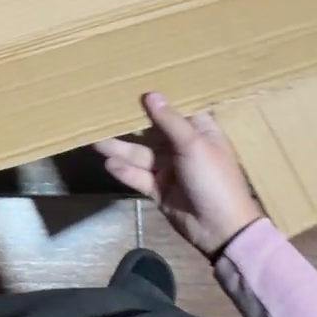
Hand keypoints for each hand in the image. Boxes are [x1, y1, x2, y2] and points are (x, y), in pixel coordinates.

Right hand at [94, 92, 264, 259]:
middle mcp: (182, 147)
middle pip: (151, 132)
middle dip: (129, 125)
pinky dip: (125, 171)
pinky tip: (108, 164)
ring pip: (140, 155)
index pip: (174, 110)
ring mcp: (169, 169)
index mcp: (198, 132)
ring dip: (120, 149)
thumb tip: (151, 94)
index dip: (156, 100)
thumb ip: (169, 121)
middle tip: (102, 114)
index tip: (132, 86)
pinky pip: (139, 176)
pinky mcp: (159, 189)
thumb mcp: (193, 145)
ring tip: (95, 141)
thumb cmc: (214, 179)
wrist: (221, 229)